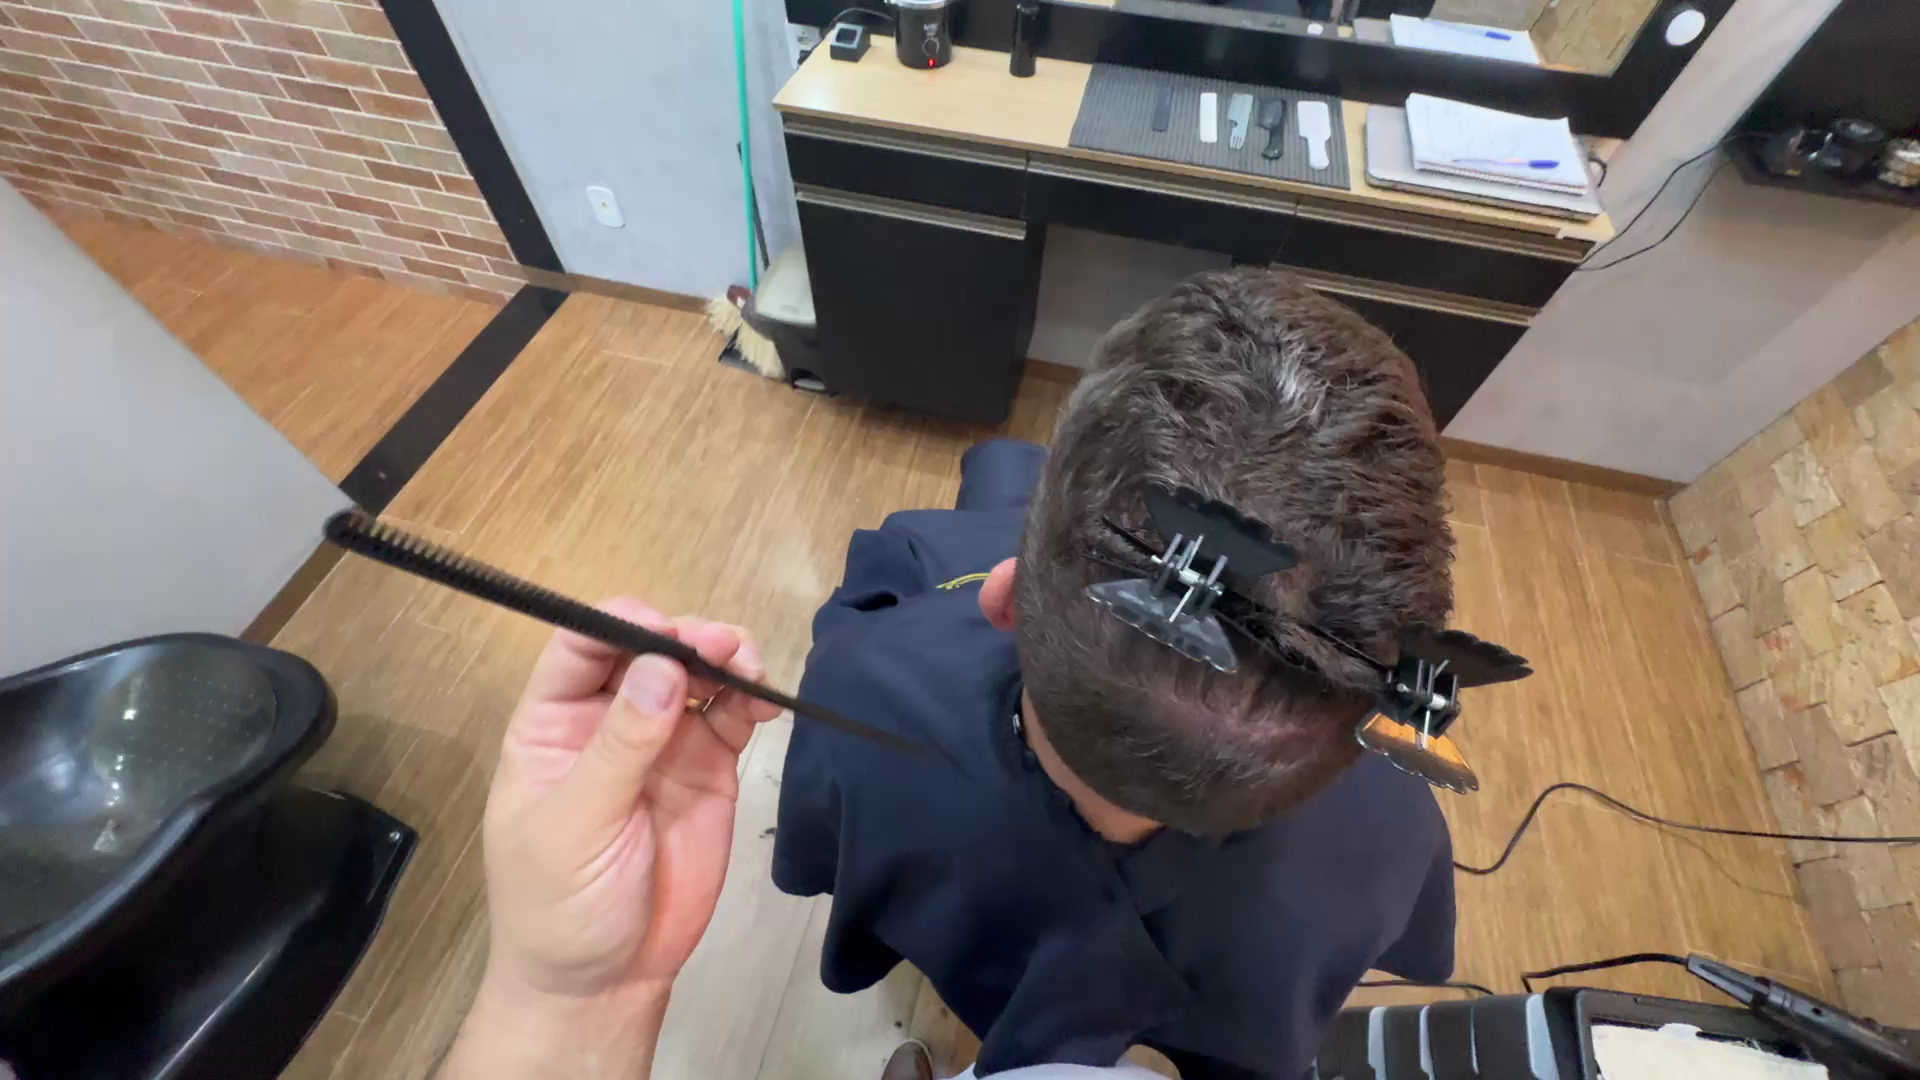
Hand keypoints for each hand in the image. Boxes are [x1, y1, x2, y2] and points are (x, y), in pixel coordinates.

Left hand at [440, 598, 780, 1079]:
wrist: (610, 979)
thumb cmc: (562, 904)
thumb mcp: (576, 825)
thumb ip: (619, 745)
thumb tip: (660, 665)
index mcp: (556, 723)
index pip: (581, 649)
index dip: (621, 626)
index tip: (664, 630)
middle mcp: (612, 717)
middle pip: (651, 649)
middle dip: (687, 638)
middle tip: (723, 650)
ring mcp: (666, 738)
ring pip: (700, 673)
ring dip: (727, 659)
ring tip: (750, 670)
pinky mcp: (712, 762)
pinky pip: (734, 713)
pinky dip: (753, 698)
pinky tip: (766, 703)